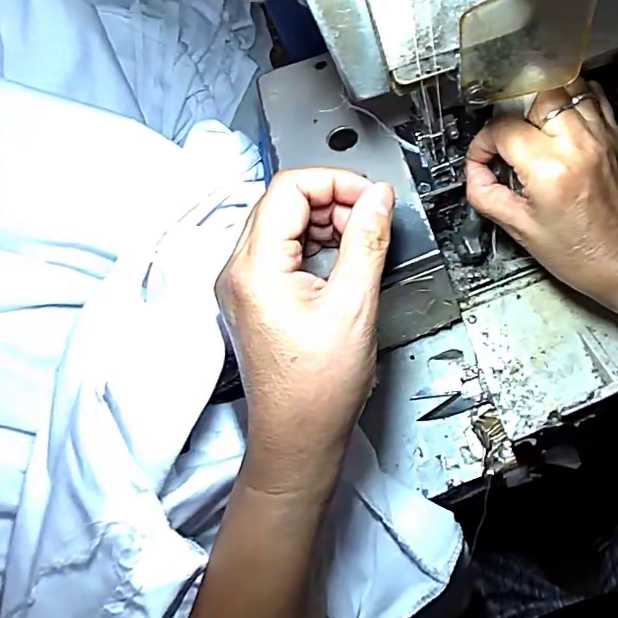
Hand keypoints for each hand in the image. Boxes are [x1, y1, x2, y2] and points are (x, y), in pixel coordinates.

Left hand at [216, 169, 394, 500]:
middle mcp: (239, 271)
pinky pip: (285, 245)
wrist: (298, 435)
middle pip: (284, 200)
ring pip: (284, 220)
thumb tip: (378, 198)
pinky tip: (344, 255)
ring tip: (360, 239)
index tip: (371, 196)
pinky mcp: (256, 293)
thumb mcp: (355, 304)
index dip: (336, 182)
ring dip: (327, 218)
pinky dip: (318, 239)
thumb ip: (367, 241)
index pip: (289, 188)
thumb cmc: (318, 388)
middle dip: (334, 199)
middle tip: (370, 218)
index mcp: (255, 269)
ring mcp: (244, 282)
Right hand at [464, 80, 617, 308]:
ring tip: (534, 122)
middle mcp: (577, 144)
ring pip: (567, 87)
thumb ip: (485, 194)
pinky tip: (562, 117)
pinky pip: (594, 96)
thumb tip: (475, 169)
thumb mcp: (519, 229)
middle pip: (535, 95)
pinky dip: (574, 98)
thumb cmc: (579, 252)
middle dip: (514, 111)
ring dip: (544, 99)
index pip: (503, 128)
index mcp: (549, 169)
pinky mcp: (616, 136)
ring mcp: (601, 136)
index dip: (485, 142)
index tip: (486, 158)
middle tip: (511, 135)